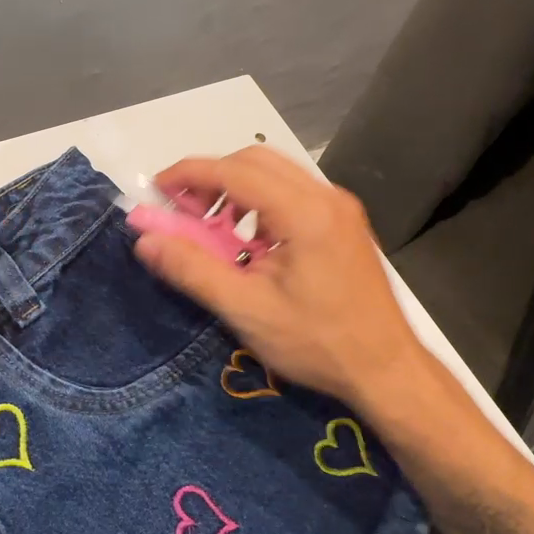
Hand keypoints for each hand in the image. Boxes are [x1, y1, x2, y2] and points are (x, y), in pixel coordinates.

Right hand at [132, 146, 424, 409]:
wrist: (387, 371)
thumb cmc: (317, 343)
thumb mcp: (246, 309)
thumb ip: (192, 269)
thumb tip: (145, 239)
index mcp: (305, 213)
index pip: (235, 171)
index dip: (189, 174)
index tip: (156, 190)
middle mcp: (326, 197)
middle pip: (254, 161)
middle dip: (211, 178)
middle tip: (182, 211)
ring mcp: (340, 207)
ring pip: (274, 173)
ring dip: (234, 188)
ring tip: (210, 226)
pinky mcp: (343, 222)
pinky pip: (291, 192)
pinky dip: (258, 202)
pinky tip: (247, 240)